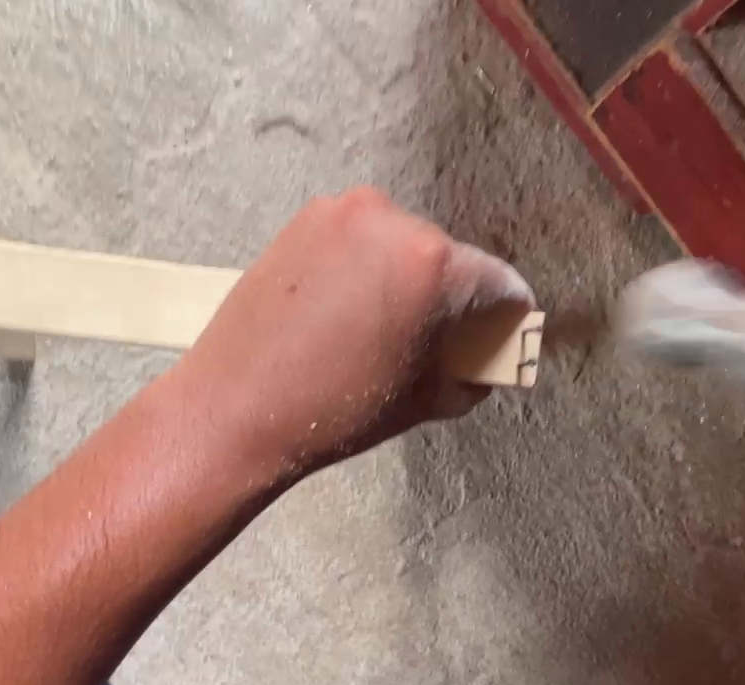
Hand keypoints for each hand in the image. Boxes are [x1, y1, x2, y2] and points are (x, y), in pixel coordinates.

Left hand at [174, 188, 533, 476]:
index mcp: (434, 266)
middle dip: (452, 298)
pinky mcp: (307, 218)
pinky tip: (347, 308)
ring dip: (407, 280)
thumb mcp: (424, 401)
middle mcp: (394, 221)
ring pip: (403, 246)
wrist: (237, 406)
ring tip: (381, 326)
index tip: (500, 335)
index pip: (500, 284)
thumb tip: (486, 363)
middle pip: (451, 260)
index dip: (507, 316)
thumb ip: (471, 374)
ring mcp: (345, 213)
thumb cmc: (336, 412)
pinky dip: (367, 268)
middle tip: (433, 340)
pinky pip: (361, 241)